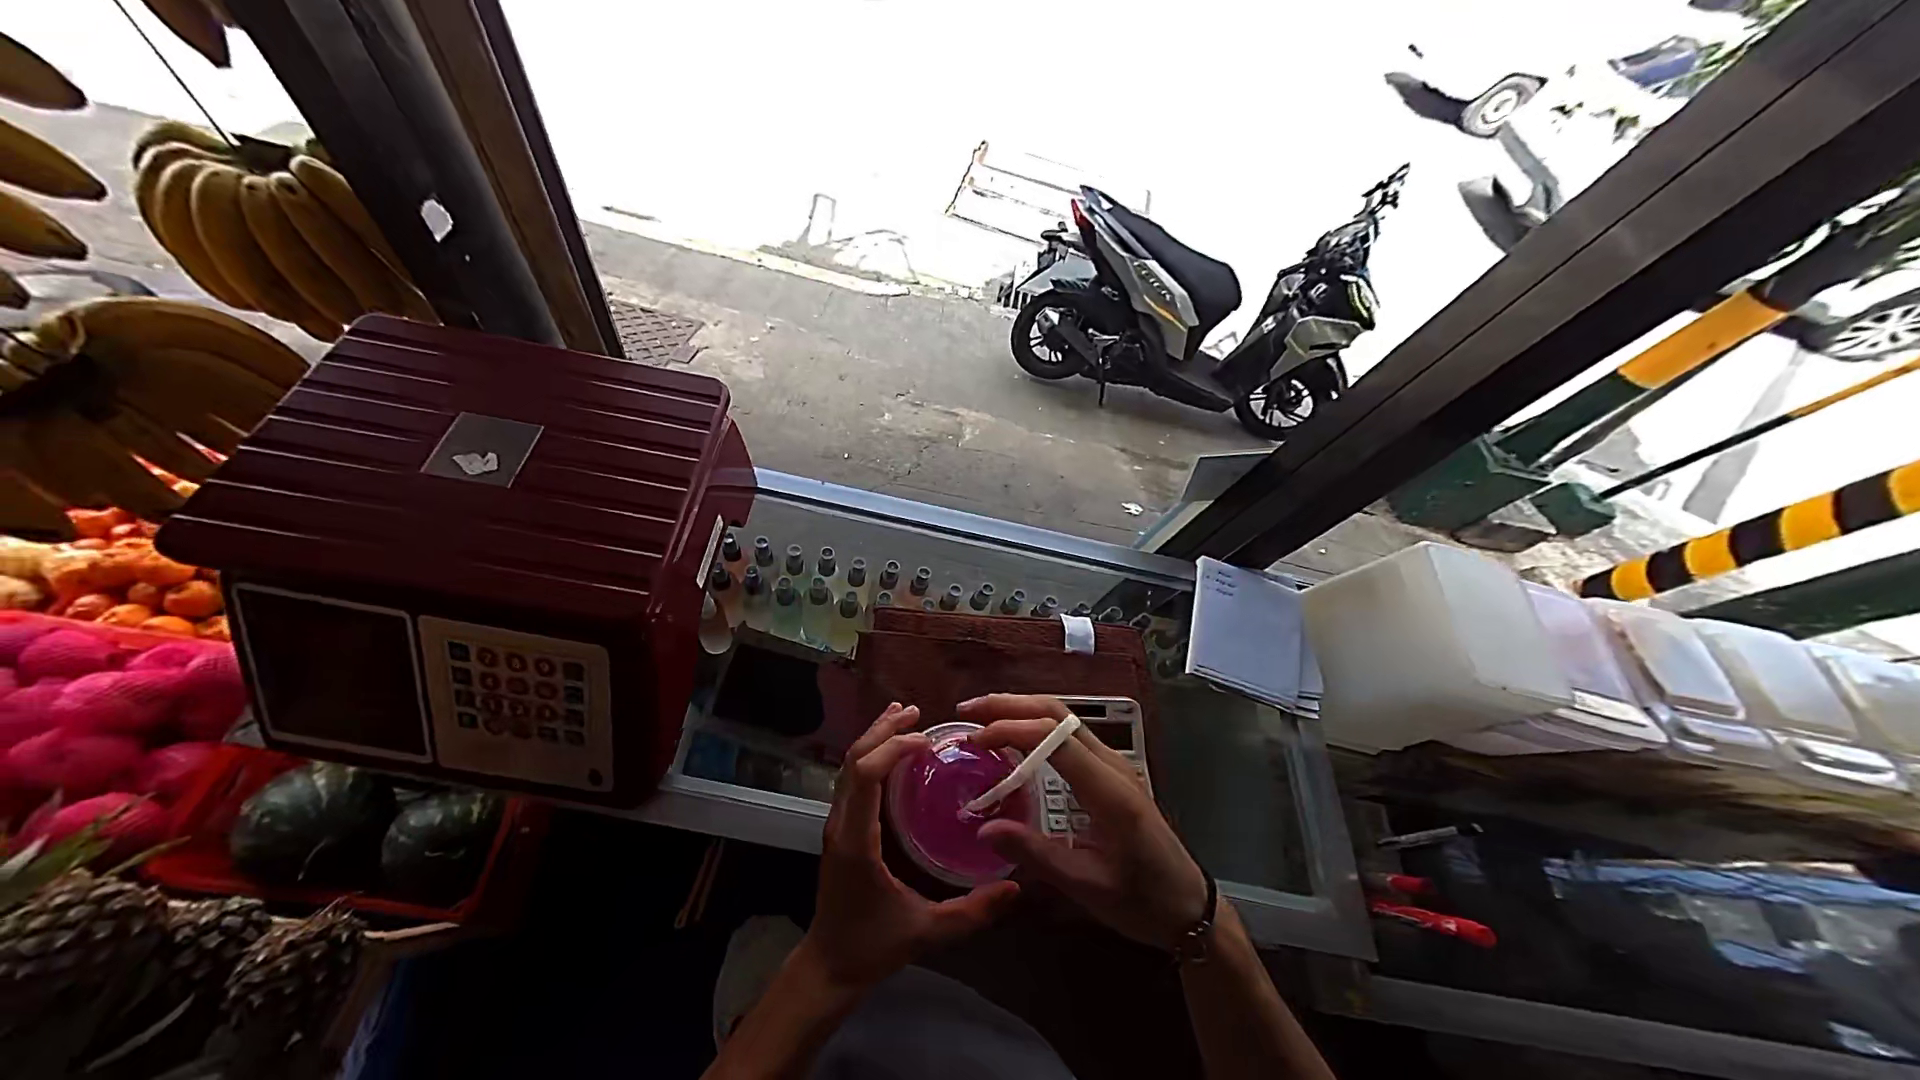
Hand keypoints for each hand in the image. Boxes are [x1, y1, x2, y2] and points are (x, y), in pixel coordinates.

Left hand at [801, 702, 1020, 988]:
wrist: (828, 966)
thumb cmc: (873, 946)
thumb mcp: (926, 932)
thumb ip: (971, 912)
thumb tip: (1015, 889)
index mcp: (857, 841)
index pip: (865, 776)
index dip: (892, 748)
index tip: (925, 740)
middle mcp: (840, 824)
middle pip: (853, 760)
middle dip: (882, 730)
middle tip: (916, 711)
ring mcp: (835, 824)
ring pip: (847, 766)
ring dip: (874, 738)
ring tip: (902, 715)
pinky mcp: (838, 828)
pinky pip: (850, 779)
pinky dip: (869, 755)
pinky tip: (890, 752)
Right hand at [958, 694, 1209, 950]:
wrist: (1189, 907)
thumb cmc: (1141, 900)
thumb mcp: (1086, 885)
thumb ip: (1035, 854)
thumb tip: (983, 828)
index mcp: (1108, 790)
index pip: (1054, 737)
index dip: (1011, 728)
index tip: (975, 740)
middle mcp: (1112, 765)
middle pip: (1058, 713)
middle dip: (1010, 704)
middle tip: (968, 710)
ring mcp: (1113, 764)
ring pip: (1063, 718)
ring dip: (1022, 710)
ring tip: (982, 718)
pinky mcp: (1110, 771)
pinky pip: (1068, 734)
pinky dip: (1035, 726)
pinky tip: (1014, 740)